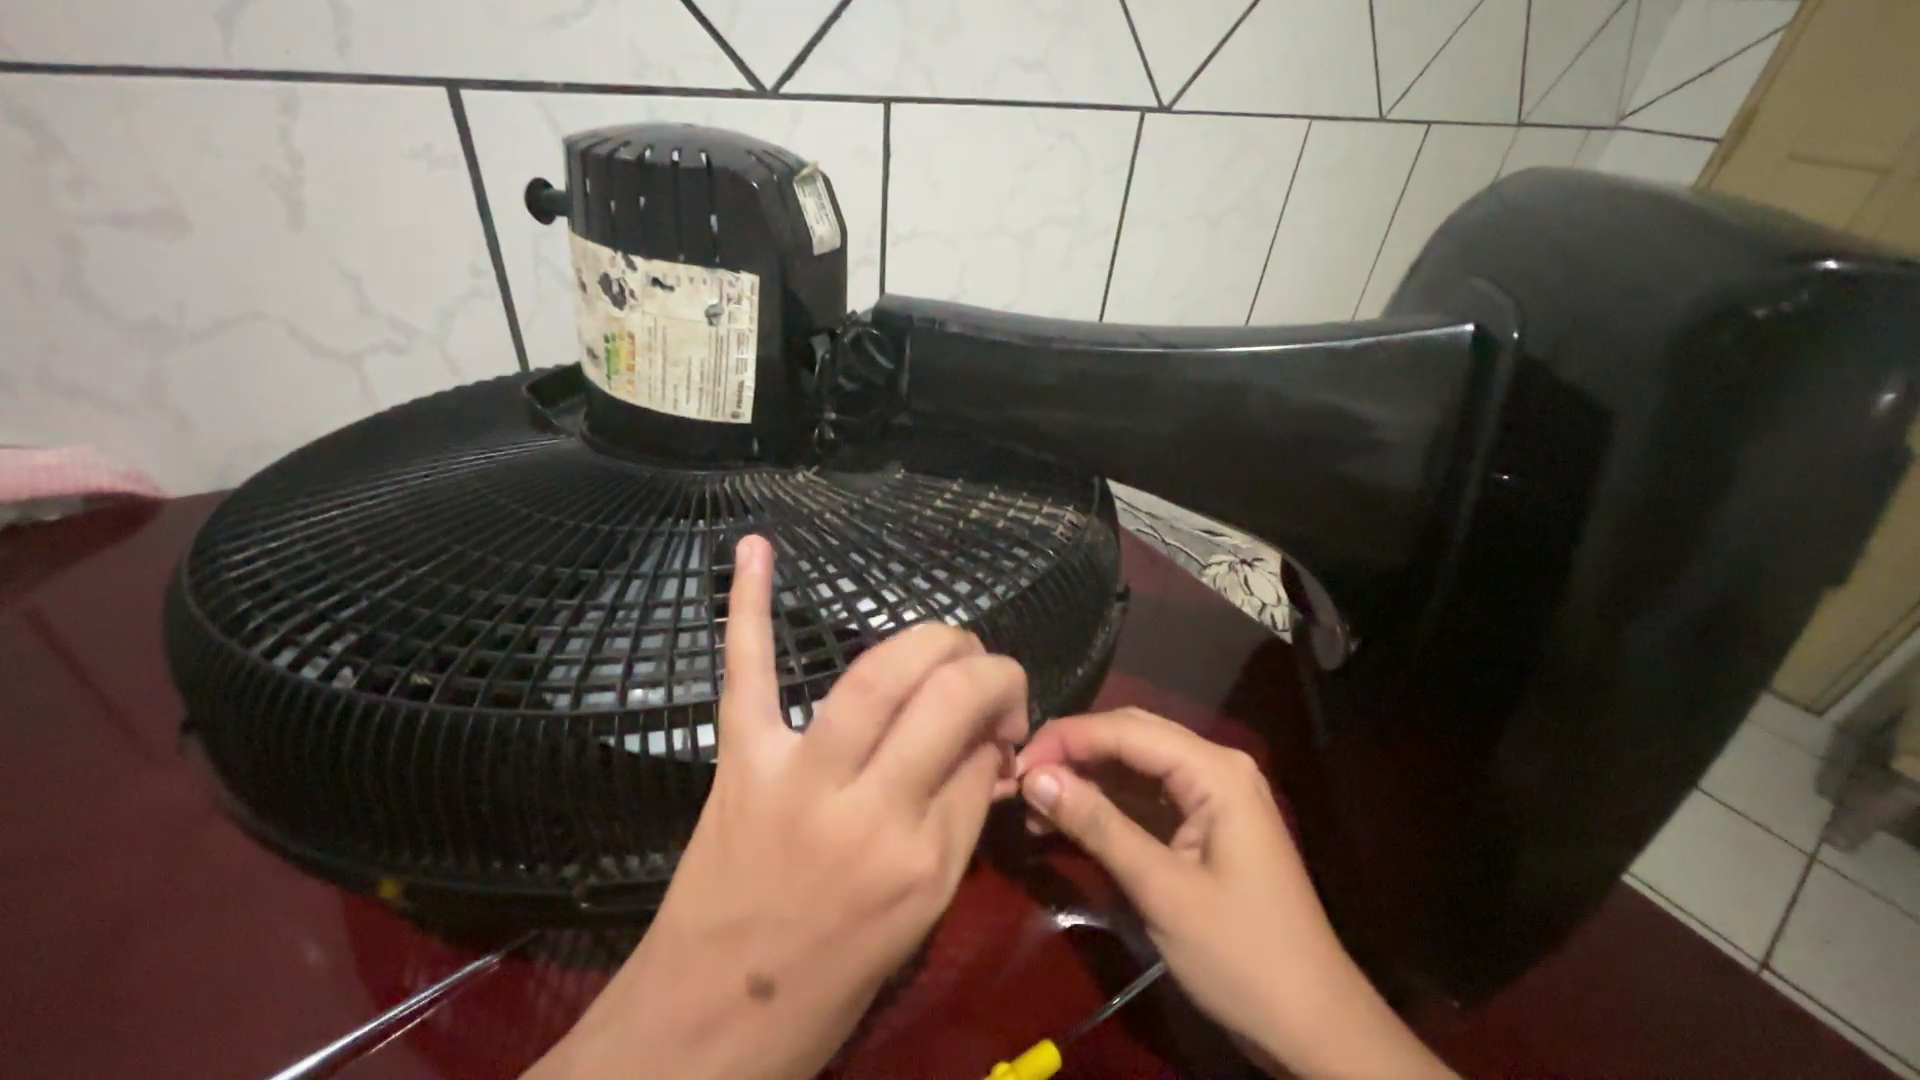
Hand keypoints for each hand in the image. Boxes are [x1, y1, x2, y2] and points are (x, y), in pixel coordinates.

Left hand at [531, 535, 1027, 1079]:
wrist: (713, 1014)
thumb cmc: (832, 977)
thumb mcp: (923, 911)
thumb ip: (961, 818)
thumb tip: (987, 747)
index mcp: (924, 857)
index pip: (985, 751)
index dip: (1005, 723)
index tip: (1000, 731)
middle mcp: (871, 809)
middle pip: (948, 695)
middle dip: (985, 668)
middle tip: (982, 681)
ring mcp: (798, 776)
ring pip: (879, 675)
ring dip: (931, 641)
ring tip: (947, 645)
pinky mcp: (740, 759)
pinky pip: (748, 671)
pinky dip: (748, 605)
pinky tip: (755, 548)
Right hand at [1017, 708, 1453, 1079]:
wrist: (1311, 1024)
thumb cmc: (1240, 954)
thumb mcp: (1160, 889)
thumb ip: (1098, 825)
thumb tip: (1034, 777)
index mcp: (1215, 771)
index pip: (1127, 730)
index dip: (1067, 739)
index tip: (1015, 765)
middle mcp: (1215, 768)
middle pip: (1132, 736)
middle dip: (1073, 752)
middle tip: (1019, 778)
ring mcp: (1213, 797)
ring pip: (1136, 766)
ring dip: (1086, 779)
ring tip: (1033, 805)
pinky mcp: (1205, 827)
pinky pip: (1147, 798)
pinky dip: (1107, 806)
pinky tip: (1067, 821)